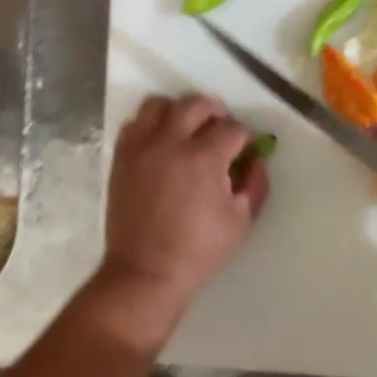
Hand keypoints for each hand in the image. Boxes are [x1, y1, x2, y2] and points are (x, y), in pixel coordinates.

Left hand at [102, 94, 269, 315]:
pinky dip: (150, 125)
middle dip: (215, 112)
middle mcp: (170, 142)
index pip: (232, 128)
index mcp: (204, 158)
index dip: (246, 136)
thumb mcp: (240, 221)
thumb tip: (255, 161)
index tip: (248, 147)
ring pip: (159, 105)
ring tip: (186, 129)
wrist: (145, 271)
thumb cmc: (198, 251)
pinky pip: (134, 124)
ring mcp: (141, 148)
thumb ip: (255, 184)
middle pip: (195, 104)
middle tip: (220, 129)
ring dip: (178, 111)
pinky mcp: (121, 158)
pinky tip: (160, 144)